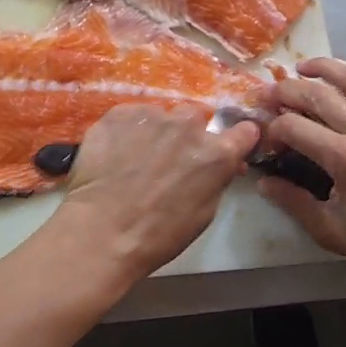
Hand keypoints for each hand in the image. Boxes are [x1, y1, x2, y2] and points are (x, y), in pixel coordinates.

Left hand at [51, 104, 260, 281]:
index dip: (238, 137)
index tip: (229, 142)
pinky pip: (132, 116)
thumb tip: (225, 163)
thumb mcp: (204, 213)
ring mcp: (152, 114)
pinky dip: (129, 130)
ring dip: (157, 131)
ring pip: (161, 115)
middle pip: (196, 117)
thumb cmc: (159, 234)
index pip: (243, 131)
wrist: (103, 231)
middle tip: (172, 157)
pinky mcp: (120, 112)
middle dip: (189, 133)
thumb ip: (217, 177)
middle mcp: (187, 124)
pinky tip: (117, 152)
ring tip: (138, 157)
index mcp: (215, 152)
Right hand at [257, 59, 345, 281]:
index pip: (293, 127)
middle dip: (285, 90)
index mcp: (344, 159)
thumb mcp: (330, 231)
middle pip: (315, 93)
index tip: (267, 136)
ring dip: (324, 67)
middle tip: (270, 94)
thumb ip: (293, 202)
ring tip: (304, 68)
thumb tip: (262, 181)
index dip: (272, 128)